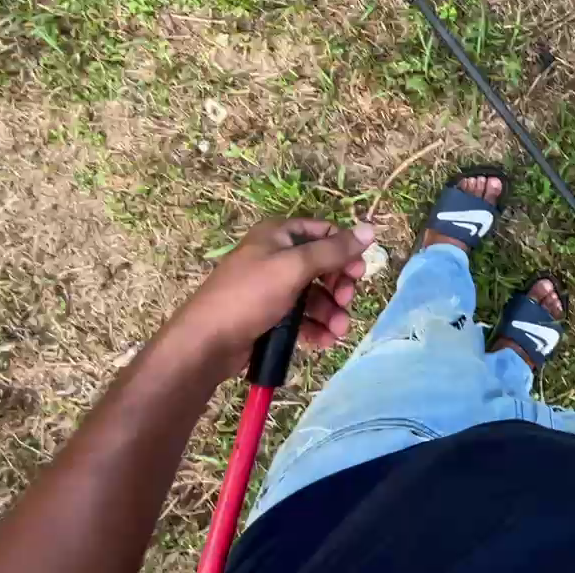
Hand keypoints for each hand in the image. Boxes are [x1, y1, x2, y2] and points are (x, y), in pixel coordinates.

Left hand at [164, 218, 374, 383]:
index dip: (345, 250)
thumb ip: (335, 250)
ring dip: (331, 311)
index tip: (359, 272)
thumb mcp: (295, 267)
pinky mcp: (269, 314)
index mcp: (278, 234)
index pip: (324, 232)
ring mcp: (272, 286)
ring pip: (314, 293)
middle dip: (339, 286)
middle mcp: (276, 255)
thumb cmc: (249, 296)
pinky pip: (301, 315)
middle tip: (346, 301)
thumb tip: (371, 229)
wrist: (203, 345)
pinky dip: (316, 326)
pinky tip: (324, 341)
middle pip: (323, 264)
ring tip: (337, 331)